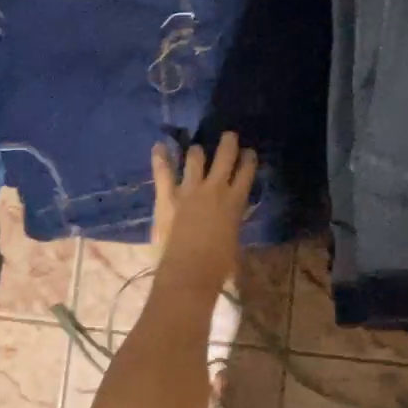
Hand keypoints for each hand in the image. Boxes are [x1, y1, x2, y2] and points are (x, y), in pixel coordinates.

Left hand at [150, 132, 256, 292]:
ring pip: (196, 158)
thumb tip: (233, 215)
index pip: (246, 172)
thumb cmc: (218, 265)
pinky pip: (163, 171)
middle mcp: (215, 188)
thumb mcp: (234, 239)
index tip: (249, 152)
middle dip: (228, 143)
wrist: (189, 271)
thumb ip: (233, 221)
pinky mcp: (168, 195)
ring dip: (197, 151)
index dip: (249, 159)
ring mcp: (190, 189)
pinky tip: (158, 146)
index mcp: (235, 201)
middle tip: (229, 135)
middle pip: (225, 156)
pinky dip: (161, 157)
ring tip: (197, 148)